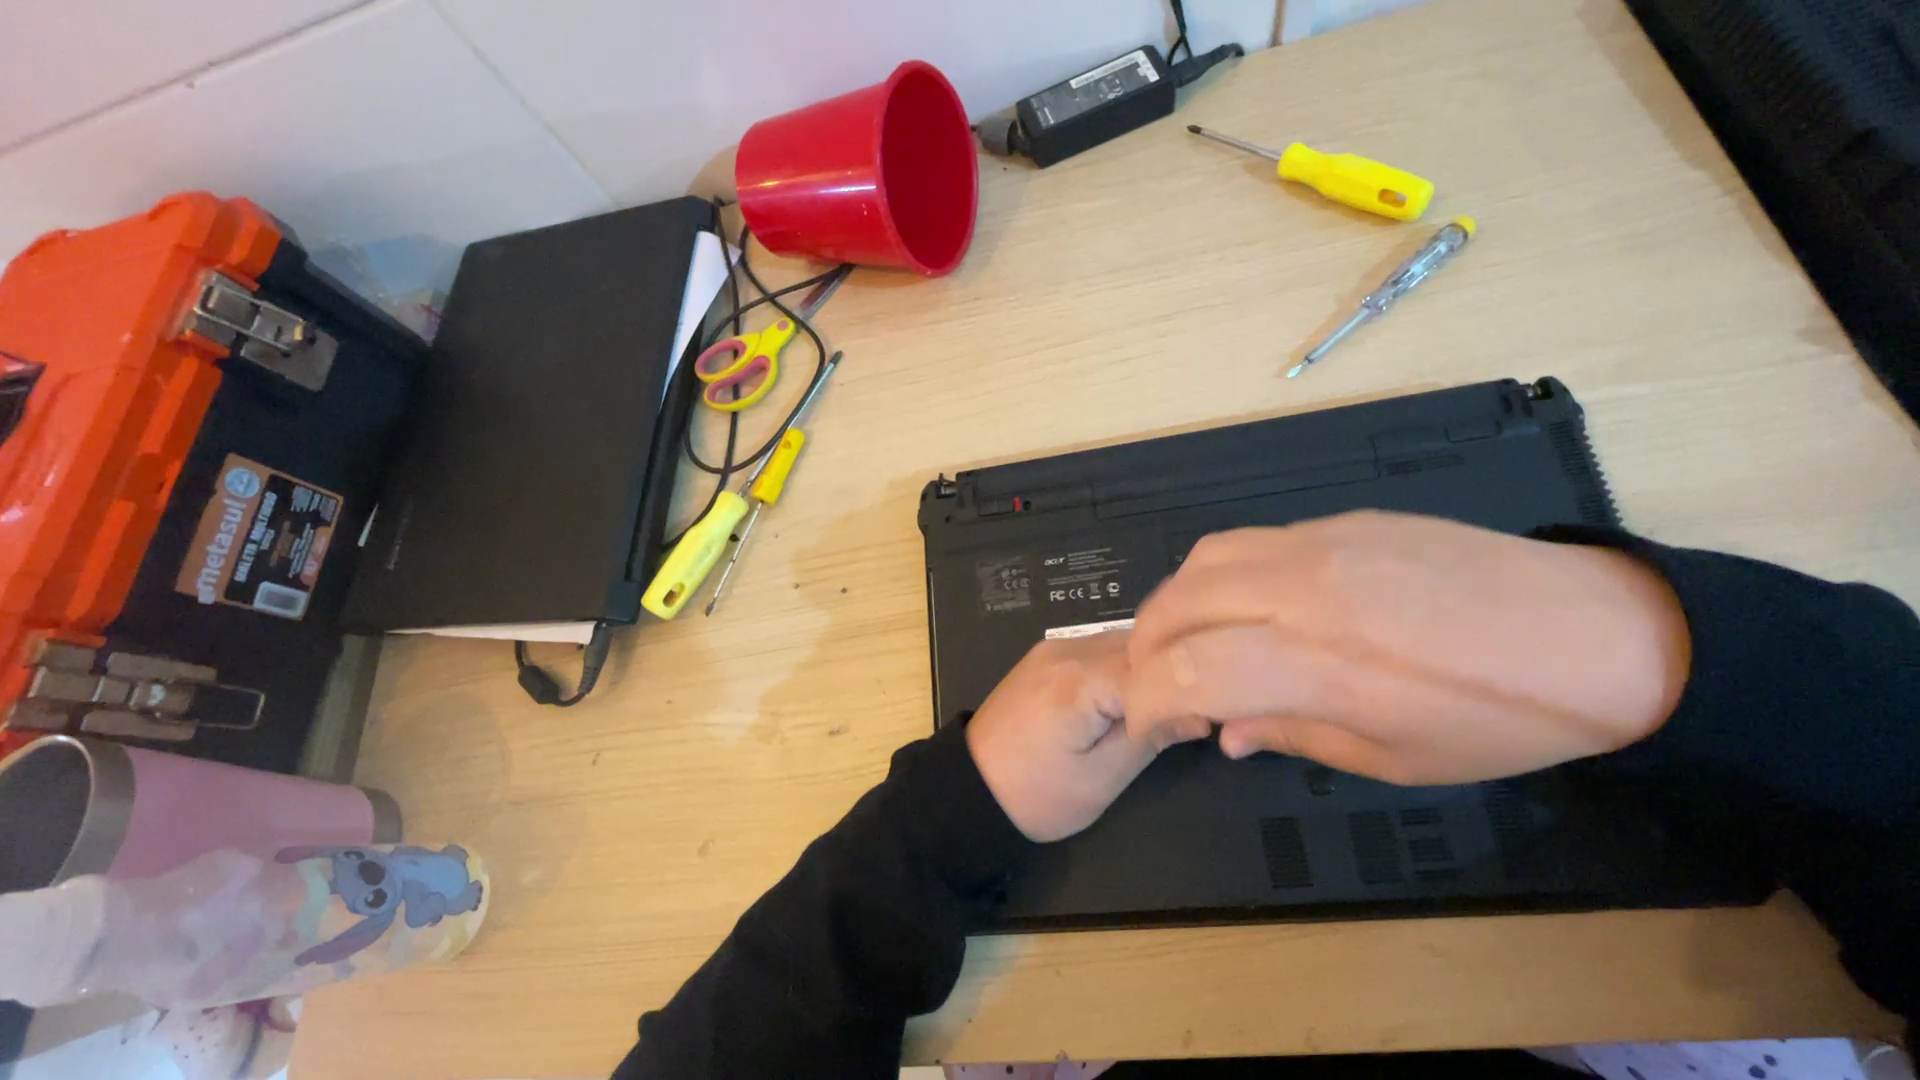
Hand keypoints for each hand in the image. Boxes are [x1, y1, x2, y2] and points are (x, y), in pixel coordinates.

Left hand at [966, 632, 1199, 842]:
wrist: (968, 790)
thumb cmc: (1035, 795)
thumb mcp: (1100, 780)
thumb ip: (1151, 737)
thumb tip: (1202, 712)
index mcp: (1080, 680)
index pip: (1156, 667)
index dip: (1190, 689)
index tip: (1217, 714)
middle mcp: (1068, 649)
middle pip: (1141, 645)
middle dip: (1174, 672)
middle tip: (1204, 705)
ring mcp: (1055, 647)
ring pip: (1123, 642)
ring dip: (1151, 667)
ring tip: (1175, 702)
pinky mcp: (1048, 655)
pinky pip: (1101, 648)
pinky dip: (1126, 666)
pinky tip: (1139, 694)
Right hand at [1124, 511, 1691, 785]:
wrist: (1601, 634)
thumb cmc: (1500, 722)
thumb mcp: (1392, 758)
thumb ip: (1291, 735)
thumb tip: (1225, 733)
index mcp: (1317, 661)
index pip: (1187, 670)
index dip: (1151, 700)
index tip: (1155, 724)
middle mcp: (1302, 589)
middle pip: (1178, 602)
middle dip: (1146, 647)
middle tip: (1157, 681)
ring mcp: (1322, 542)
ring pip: (1206, 558)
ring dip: (1177, 601)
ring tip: (1190, 639)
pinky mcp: (1346, 519)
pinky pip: (1254, 540)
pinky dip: (1222, 575)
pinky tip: (1249, 605)